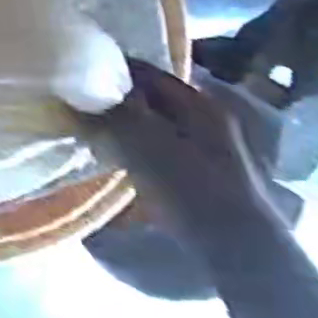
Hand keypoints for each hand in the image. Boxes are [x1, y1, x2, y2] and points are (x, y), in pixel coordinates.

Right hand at [99, 60, 279, 239]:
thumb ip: (113, 113)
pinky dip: (137, 145)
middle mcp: (208, 118)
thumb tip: (84, 94)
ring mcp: (209, 147)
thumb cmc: (190, 185)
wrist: (238, 249)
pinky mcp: (204, 174)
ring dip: (126, 123)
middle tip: (81, 103)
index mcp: (198, 102)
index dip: (110, 69)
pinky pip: (160, 146)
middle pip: (151, 97)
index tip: (79, 75)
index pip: (146, 71)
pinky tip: (117, 156)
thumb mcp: (143, 142)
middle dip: (117, 98)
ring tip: (93, 129)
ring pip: (155, 123)